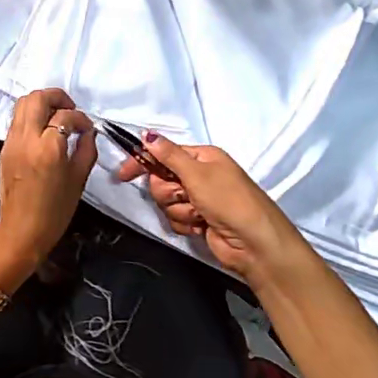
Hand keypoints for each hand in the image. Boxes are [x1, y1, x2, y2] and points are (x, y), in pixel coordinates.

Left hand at [0, 88, 96, 287]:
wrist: (21, 229)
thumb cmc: (55, 210)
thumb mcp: (79, 179)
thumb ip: (86, 149)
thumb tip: (88, 131)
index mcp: (48, 148)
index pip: (65, 115)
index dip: (80, 118)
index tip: (87, 128)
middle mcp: (26, 139)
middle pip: (36, 98)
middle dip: (57, 97)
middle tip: (70, 110)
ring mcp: (11, 142)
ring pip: (22, 104)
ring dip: (41, 104)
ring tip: (57, 117)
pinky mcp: (4, 148)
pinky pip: (16, 121)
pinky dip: (31, 117)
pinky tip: (44, 131)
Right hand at [118, 134, 306, 282]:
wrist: (254, 243)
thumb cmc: (229, 201)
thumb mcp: (198, 173)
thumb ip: (168, 155)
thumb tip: (147, 134)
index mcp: (202, 157)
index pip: (162, 153)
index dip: (142, 163)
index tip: (123, 175)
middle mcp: (199, 175)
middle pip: (160, 179)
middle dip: (168, 192)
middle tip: (185, 196)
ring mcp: (198, 199)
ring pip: (166, 201)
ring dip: (179, 210)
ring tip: (199, 215)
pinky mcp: (197, 220)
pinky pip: (174, 218)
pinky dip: (185, 223)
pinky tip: (201, 227)